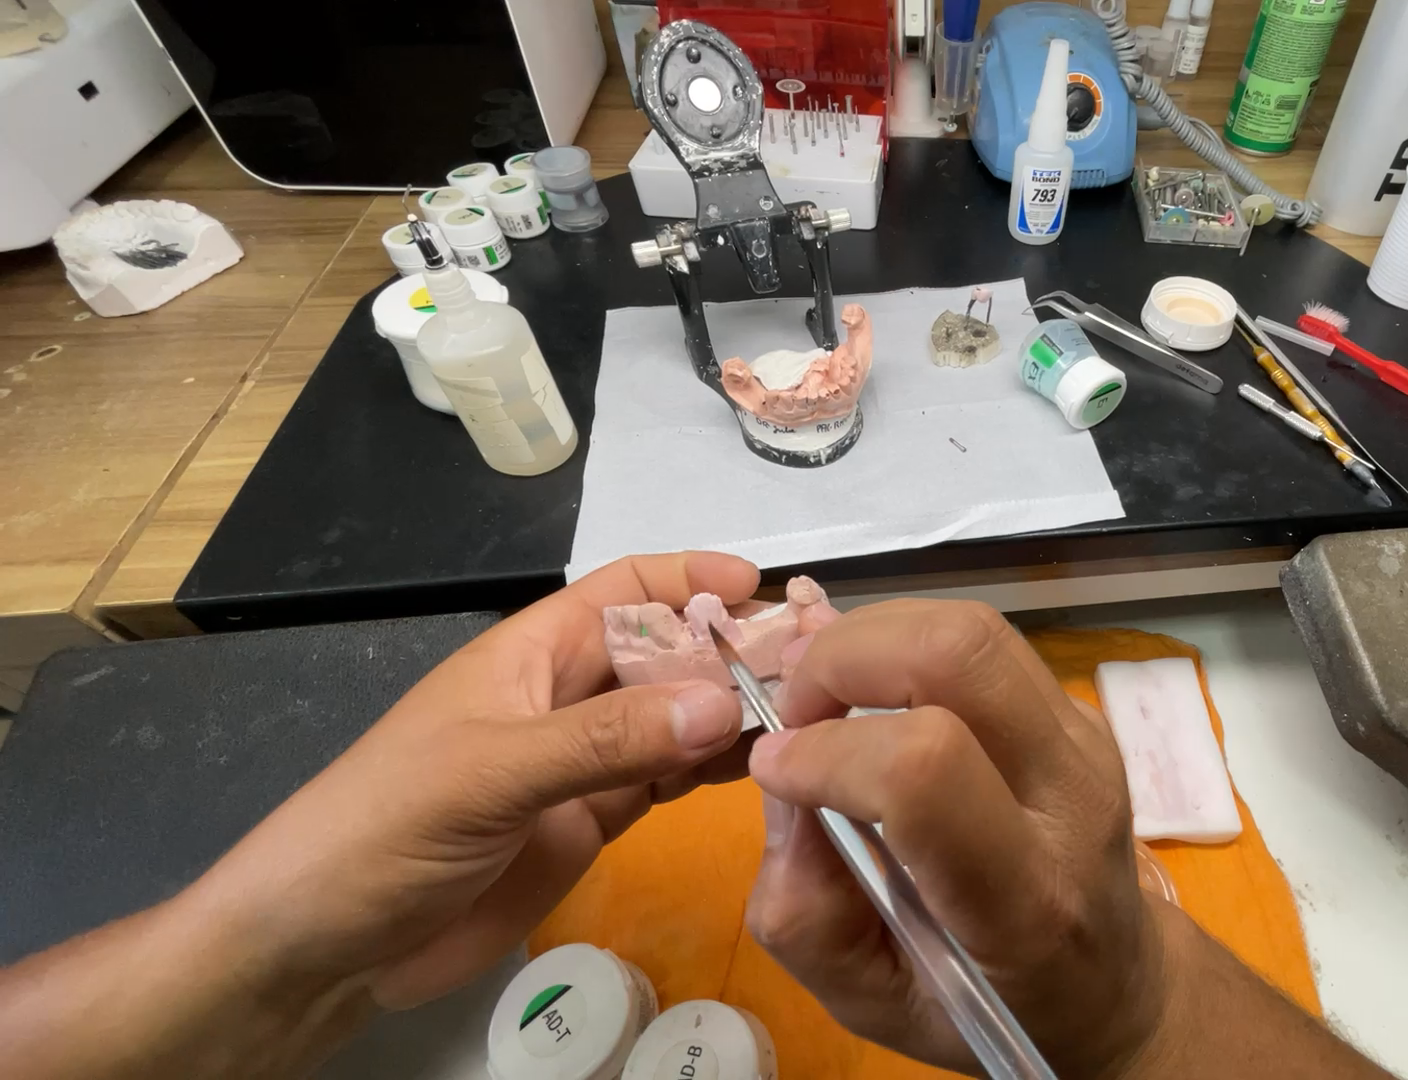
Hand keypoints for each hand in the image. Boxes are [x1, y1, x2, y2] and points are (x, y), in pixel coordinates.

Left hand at [190, 552, 758, 1009]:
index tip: (757, 586)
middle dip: (730, 650)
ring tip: (796, 714)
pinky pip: (674, 775)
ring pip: (680, 716)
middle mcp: (575, 694)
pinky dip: (715, 766)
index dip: (688, 576)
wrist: (324, 953)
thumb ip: (606, 739)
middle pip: (669, 652)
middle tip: (801, 664)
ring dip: (733, 711)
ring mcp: (592, 756)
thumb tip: (721, 704)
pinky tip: (758, 765)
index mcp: (538, 652)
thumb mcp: (490, 770)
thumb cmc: (382, 828)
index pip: (625, 590)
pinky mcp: (602, 812)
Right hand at [745, 599, 1167, 1076]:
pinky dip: (906, 641)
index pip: (927, 767)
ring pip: (972, 628)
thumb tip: (785, 780)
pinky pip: (982, 640)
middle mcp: (1071, 791)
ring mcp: (1084, 735)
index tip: (777, 767)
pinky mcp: (1077, 709)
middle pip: (961, 653)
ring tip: (826, 687)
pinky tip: (876, 686)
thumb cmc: (991, 1005)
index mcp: (1025, 893)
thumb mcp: (874, 1001)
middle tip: (797, 706)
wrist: (1114, 979)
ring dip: (872, 636)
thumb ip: (805, 910)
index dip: (831, 751)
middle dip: (846, 655)